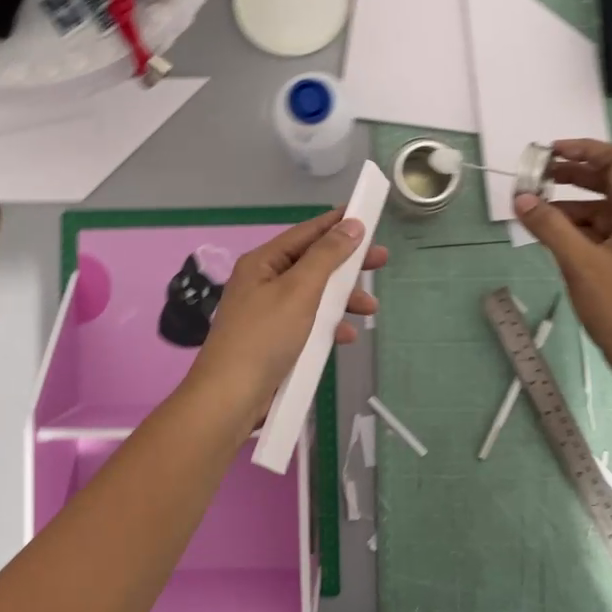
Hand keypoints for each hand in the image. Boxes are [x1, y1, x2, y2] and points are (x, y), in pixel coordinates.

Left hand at [189, 209, 387, 412]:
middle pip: (312, 263)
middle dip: (346, 265)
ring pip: (313, 296)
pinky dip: (328, 326)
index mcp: (262, 263)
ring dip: (342, 299)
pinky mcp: (273, 341)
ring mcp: (267, 313)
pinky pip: (307, 323)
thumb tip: (351, 225)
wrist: (231, 397)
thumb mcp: (300, 290)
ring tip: (370, 309)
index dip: (336, 223)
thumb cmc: (265, 336)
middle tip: (381, 261)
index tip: (366, 215)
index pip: (305, 233)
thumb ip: (327, 256)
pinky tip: (346, 336)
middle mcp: (262, 282)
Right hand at [512, 139, 611, 386]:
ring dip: (569, 205)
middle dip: (572, 176)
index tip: (550, 151)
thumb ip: (550, 227)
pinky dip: (576, 229)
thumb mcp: (580, 264)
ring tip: (535, 212)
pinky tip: (551, 238)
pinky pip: (602, 234)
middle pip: (610, 184)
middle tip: (535, 177)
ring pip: (603, 211)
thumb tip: (521, 198)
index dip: (585, 150)